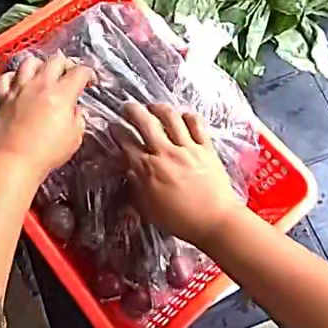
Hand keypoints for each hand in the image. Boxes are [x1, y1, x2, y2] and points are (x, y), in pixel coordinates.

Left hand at [0, 54, 93, 176]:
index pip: (79, 72)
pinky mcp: (3, 97)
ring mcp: (19, 89)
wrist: (14, 160)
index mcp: (62, 94)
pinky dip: (15, 76)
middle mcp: (40, 85)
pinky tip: (20, 83)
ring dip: (41, 64)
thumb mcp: (74, 137)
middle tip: (70, 75)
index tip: (90, 81)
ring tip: (44, 74)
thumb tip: (76, 110)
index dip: (89, 73)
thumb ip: (78, 119)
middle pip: (56, 59)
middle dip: (67, 64)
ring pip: (30, 61)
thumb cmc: (46, 152)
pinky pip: (7, 77)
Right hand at [118, 103, 247, 246]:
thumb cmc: (179, 220)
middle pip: (145, 122)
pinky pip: (197, 124)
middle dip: (132, 110)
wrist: (214, 220)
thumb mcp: (148, 209)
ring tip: (153, 106)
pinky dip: (188, 116)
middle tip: (128, 107)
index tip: (113, 126)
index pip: (126, 142)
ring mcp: (187, 148)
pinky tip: (183, 115)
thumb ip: (136, 187)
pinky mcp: (206, 148)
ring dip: (159, 107)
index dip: (116, 131)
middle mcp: (165, 153)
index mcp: (147, 169)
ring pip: (170, 117)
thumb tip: (129, 172)